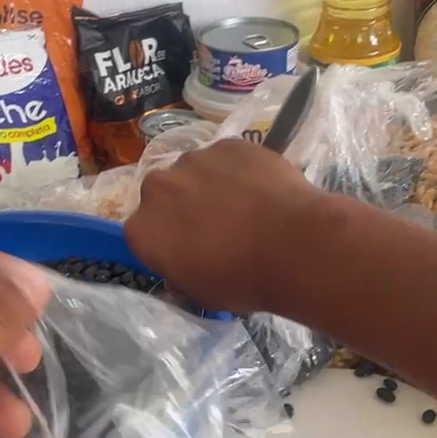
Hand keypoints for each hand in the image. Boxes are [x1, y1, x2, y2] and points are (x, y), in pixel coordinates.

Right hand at [126, 137, 328, 310]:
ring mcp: (194, 160)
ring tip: (244, 206)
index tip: (187, 252)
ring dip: (209, 185)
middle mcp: (158, 187)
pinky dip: (238, 171)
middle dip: (182, 208)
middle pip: (164, 195)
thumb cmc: (242, 280)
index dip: (166, 242)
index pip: (143, 234)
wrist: (293, 245)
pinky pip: (226, 158)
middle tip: (216, 228)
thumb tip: (179, 269)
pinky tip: (261, 190)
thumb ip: (181, 276)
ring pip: (195, 172)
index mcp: (143, 230)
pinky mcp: (229, 143)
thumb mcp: (202, 294)